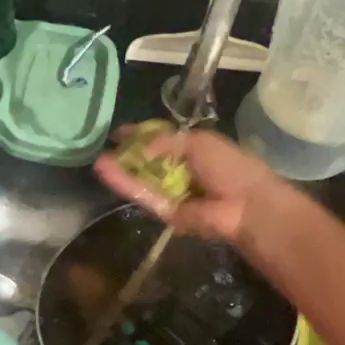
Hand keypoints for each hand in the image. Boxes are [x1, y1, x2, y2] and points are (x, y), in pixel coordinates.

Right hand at [93, 126, 283, 242]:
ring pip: (142, 179)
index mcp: (196, 150)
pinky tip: (105, 170)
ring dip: (120, 169)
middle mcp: (182, 171)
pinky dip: (124, 183)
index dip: (142, 135)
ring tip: (97, 160)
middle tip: (105, 145)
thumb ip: (167, 140)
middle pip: (149, 161)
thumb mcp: (200, 142)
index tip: (120, 132)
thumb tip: (141, 147)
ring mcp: (173, 193)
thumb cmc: (230, 167)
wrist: (246, 206)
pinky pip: (142, 195)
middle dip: (128, 153)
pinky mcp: (164, 212)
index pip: (163, 140)